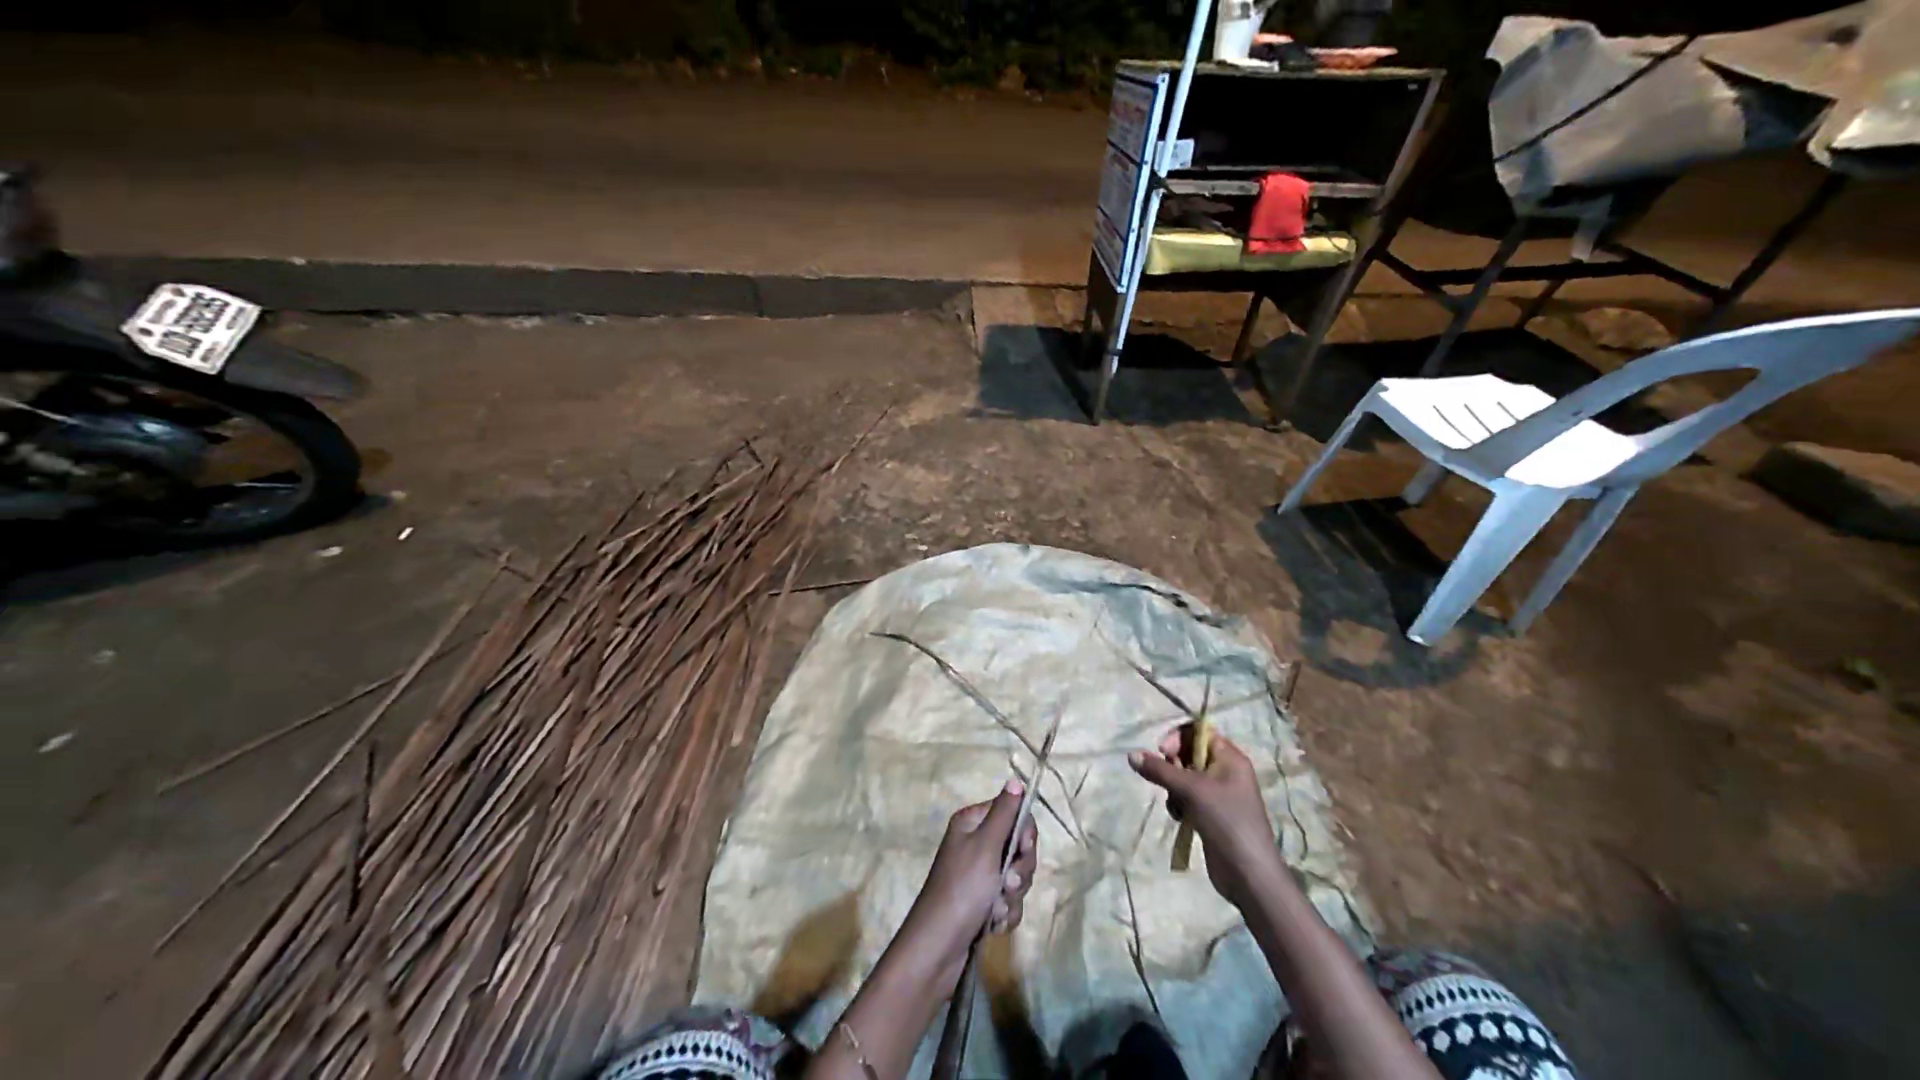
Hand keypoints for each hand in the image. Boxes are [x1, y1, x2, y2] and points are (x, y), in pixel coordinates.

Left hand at [899, 780, 1039, 964]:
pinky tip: (993, 922)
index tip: (1023, 849)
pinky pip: (1010, 900)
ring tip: (995, 908)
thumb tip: (1015, 779)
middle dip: (1019, 870)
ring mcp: (980, 874)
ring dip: (1012, 895)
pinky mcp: (984, 901)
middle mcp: (976, 844)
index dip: (1024, 833)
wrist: (939, 947)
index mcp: (973, 823)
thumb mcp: (985, 846)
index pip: (1014, 813)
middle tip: (1006, 883)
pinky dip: (1006, 912)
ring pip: (1017, 876)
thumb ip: (1004, 813)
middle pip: (1019, 846)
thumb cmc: (962, 889)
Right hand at [1130, 733, 1278, 909]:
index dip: (1178, 738)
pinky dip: (1178, 803)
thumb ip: (1160, 770)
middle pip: (1189, 754)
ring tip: (1177, 805)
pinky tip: (1180, 818)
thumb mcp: (1191, 790)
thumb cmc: (1226, 821)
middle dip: (1172, 766)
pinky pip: (1187, 797)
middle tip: (1168, 781)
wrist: (1248, 873)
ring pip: (1184, 777)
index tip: (1164, 753)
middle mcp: (1226, 771)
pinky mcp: (1211, 813)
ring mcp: (1219, 794)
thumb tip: (1132, 754)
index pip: (1199, 732)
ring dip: (1173, 788)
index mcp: (1230, 758)